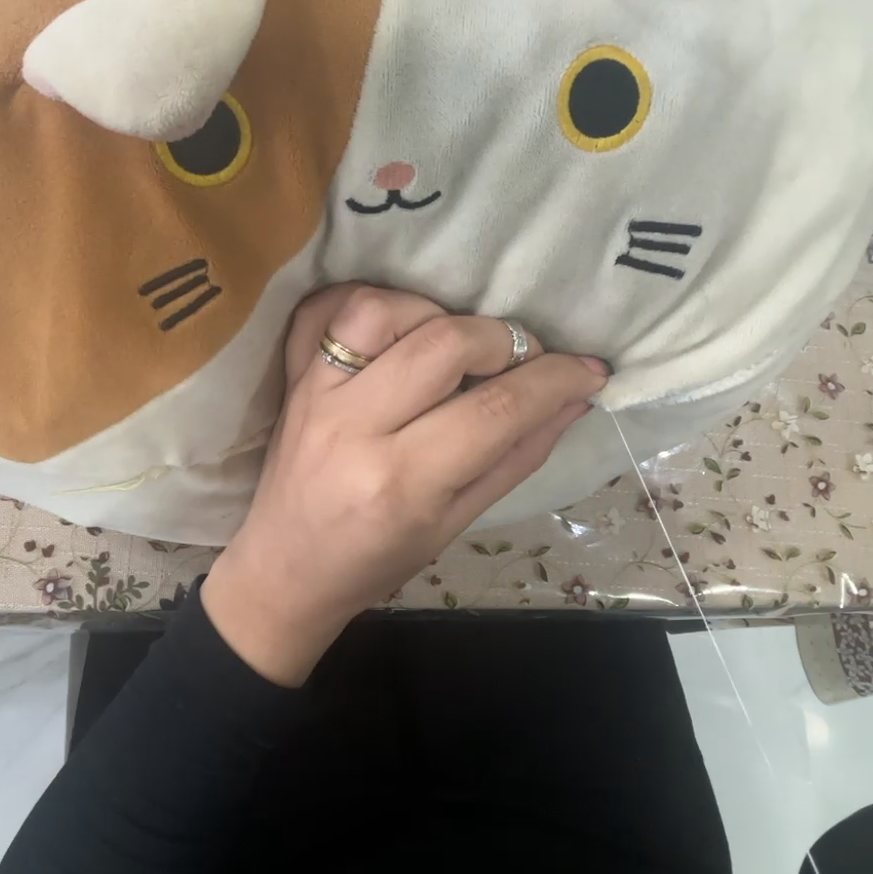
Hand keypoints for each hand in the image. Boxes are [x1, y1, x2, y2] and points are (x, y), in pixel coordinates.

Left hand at [200, 284, 608, 684]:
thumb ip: (517, 457)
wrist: (286, 571)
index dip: (554, 380)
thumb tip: (575, 398)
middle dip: (504, 341)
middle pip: (444, 344)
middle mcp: (354, 428)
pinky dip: (365, 302)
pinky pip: (321, 310)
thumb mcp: (457, 524)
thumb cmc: (376, 561)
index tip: (587, 369)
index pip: (496, 409)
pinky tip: (396, 325)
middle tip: (519, 363)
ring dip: (434, 315)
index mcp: (401, 483)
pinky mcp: (291, 378)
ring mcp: (314, 396)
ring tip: (453, 345)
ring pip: (381, 310)